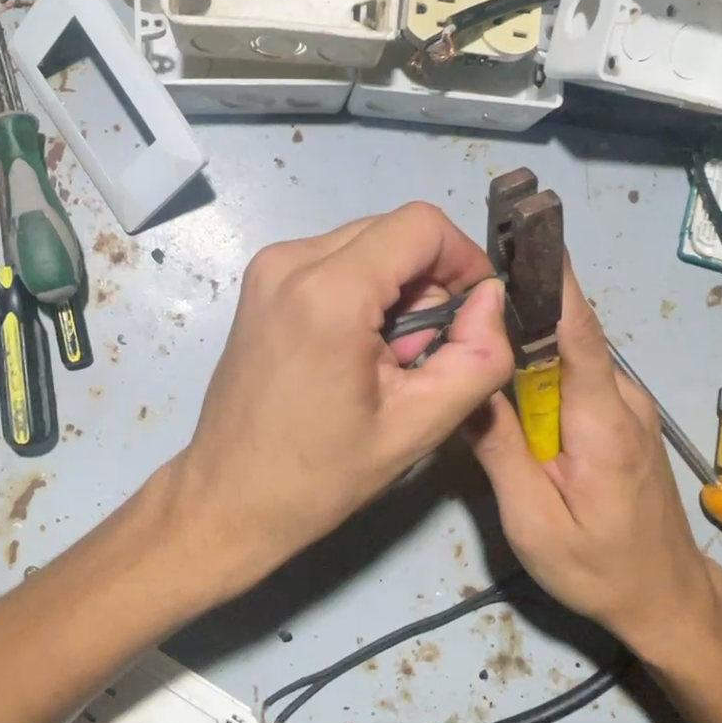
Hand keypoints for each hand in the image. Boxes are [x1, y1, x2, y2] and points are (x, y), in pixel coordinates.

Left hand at [159, 203, 514, 595]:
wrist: (229, 496)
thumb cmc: (320, 473)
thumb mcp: (418, 426)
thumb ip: (477, 358)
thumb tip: (491, 299)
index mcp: (329, 293)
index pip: (422, 226)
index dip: (464, 259)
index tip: (475, 312)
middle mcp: (290, 260)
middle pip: (394, 232)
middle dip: (429, 283)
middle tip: (423, 353)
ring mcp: (268, 267)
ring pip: (367, 245)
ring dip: (397, 291)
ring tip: (387, 361)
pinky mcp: (260, 281)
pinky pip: (335, 261)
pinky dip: (363, 292)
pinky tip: (355, 351)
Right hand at [466, 262, 721, 663]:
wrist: (665, 600)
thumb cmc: (599, 567)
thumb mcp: (534, 521)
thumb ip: (500, 450)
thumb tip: (468, 384)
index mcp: (603, 420)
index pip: (577, 331)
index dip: (553, 280)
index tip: (526, 233)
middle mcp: (622, 399)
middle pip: (567, 335)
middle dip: (517, 309)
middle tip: (459, 298)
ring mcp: (627, 406)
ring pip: (569, 355)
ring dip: (525, 342)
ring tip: (471, 335)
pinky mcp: (622, 418)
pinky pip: (576, 377)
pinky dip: (541, 369)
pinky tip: (507, 380)